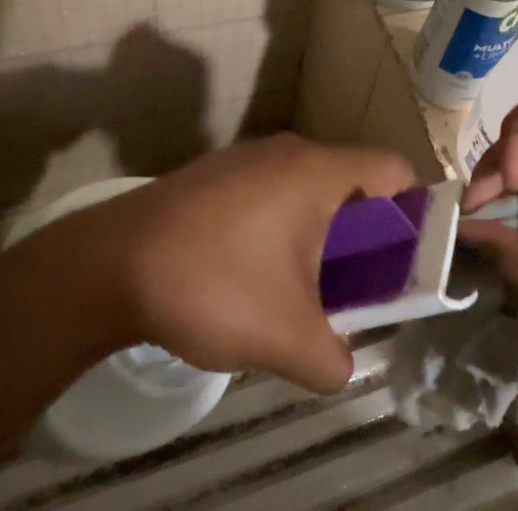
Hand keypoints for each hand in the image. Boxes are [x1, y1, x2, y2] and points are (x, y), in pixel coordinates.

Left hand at [33, 134, 415, 393]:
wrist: (103, 267)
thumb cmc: (212, 286)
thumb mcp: (286, 338)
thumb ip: (334, 360)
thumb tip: (342, 365)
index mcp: (318, 173)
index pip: (395, 169)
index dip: (414, 212)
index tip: (402, 263)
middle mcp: (287, 153)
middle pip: (352, 184)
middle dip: (363, 239)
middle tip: (353, 290)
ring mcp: (244, 159)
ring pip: (308, 192)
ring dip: (317, 239)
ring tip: (298, 292)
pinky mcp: (212, 175)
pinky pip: (269, 195)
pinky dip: (279, 230)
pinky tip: (249, 277)